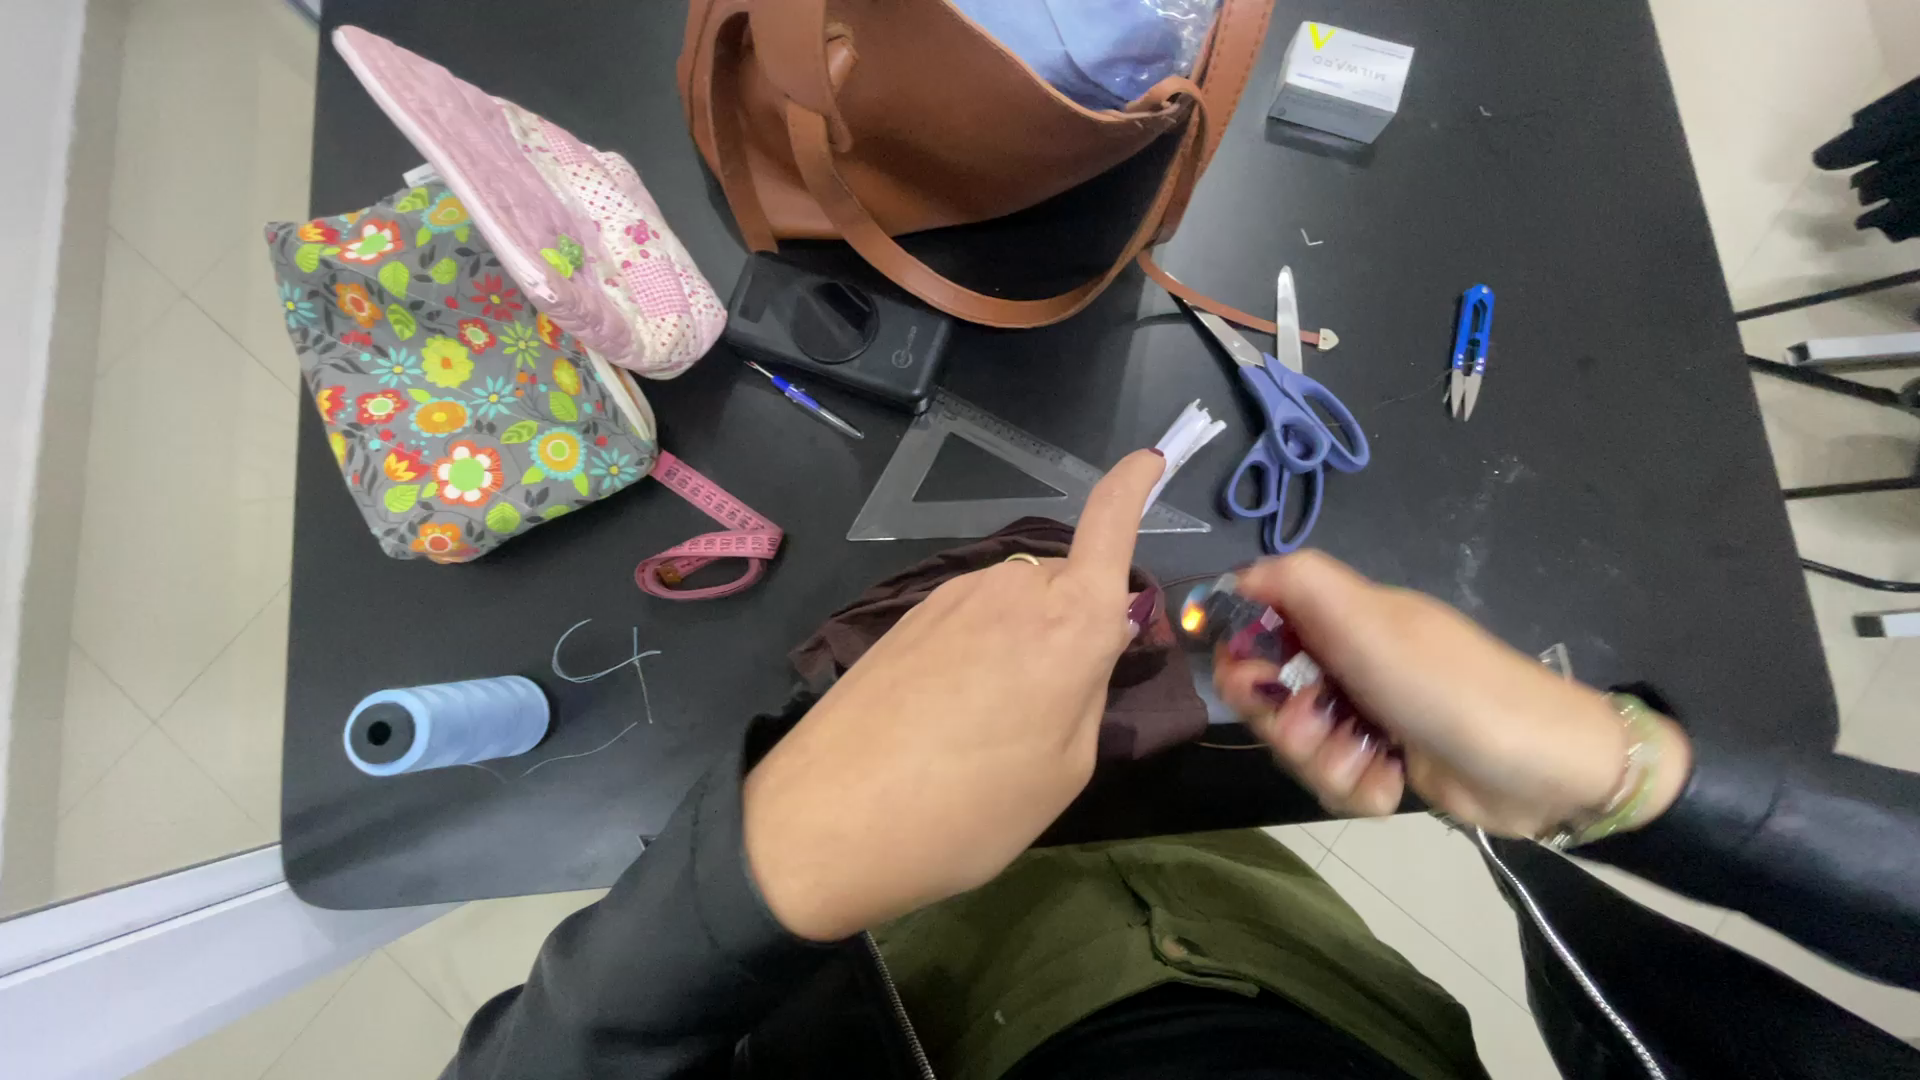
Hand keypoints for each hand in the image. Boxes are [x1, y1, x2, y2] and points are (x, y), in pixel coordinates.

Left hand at [742, 450, 1166, 940]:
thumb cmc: (972, 808)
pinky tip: (949, 710)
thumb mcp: (1066, 768)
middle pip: (1064, 583)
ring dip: (1023, 640)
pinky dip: (981, 647)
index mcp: (1069, 620)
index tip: (1150, 460)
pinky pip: (971, 616)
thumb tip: (1089, 645)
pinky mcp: (908, 615)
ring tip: (992, 720)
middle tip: (1053, 703)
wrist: (832, 818)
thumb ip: (1089, 689)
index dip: (1132, 487)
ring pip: (1015, 600)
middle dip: (1073, 623)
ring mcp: (952, 595)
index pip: (1109, 526)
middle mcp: (1012, 588)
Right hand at [1213, 552, 1690, 837]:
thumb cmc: (1448, 687)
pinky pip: (1333, 775)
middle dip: (1285, 723)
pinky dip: (1356, 785)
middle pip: (1268, 694)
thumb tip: (1235, 575)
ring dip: (1325, 761)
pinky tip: (1390, 783)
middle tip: (1317, 731)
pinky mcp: (1379, 759)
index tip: (1249, 684)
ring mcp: (1360, 712)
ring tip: (1370, 764)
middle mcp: (1341, 662)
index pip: (1256, 629)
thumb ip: (1299, 583)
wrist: (1548, 770)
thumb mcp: (1370, 622)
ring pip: (1298, 742)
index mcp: (1336, 620)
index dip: (1240, 658)